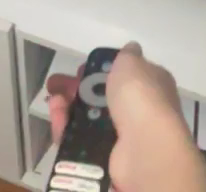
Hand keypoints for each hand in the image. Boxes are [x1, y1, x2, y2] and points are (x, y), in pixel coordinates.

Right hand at [47, 43, 205, 191]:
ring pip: (90, 118)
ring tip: (53, 98)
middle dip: (78, 88)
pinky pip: (81, 140)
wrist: (144, 146)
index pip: (126, 74)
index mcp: (152, 84)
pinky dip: (66, 127)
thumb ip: (127, 55)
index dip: (103, 69)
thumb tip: (131, 48)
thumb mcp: (132, 62)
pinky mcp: (108, 156)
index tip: (84, 67)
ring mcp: (124, 135)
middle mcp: (140, 110)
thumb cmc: (140, 96)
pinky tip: (56, 115)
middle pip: (103, 96)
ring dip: (69, 107)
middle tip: (58, 83)